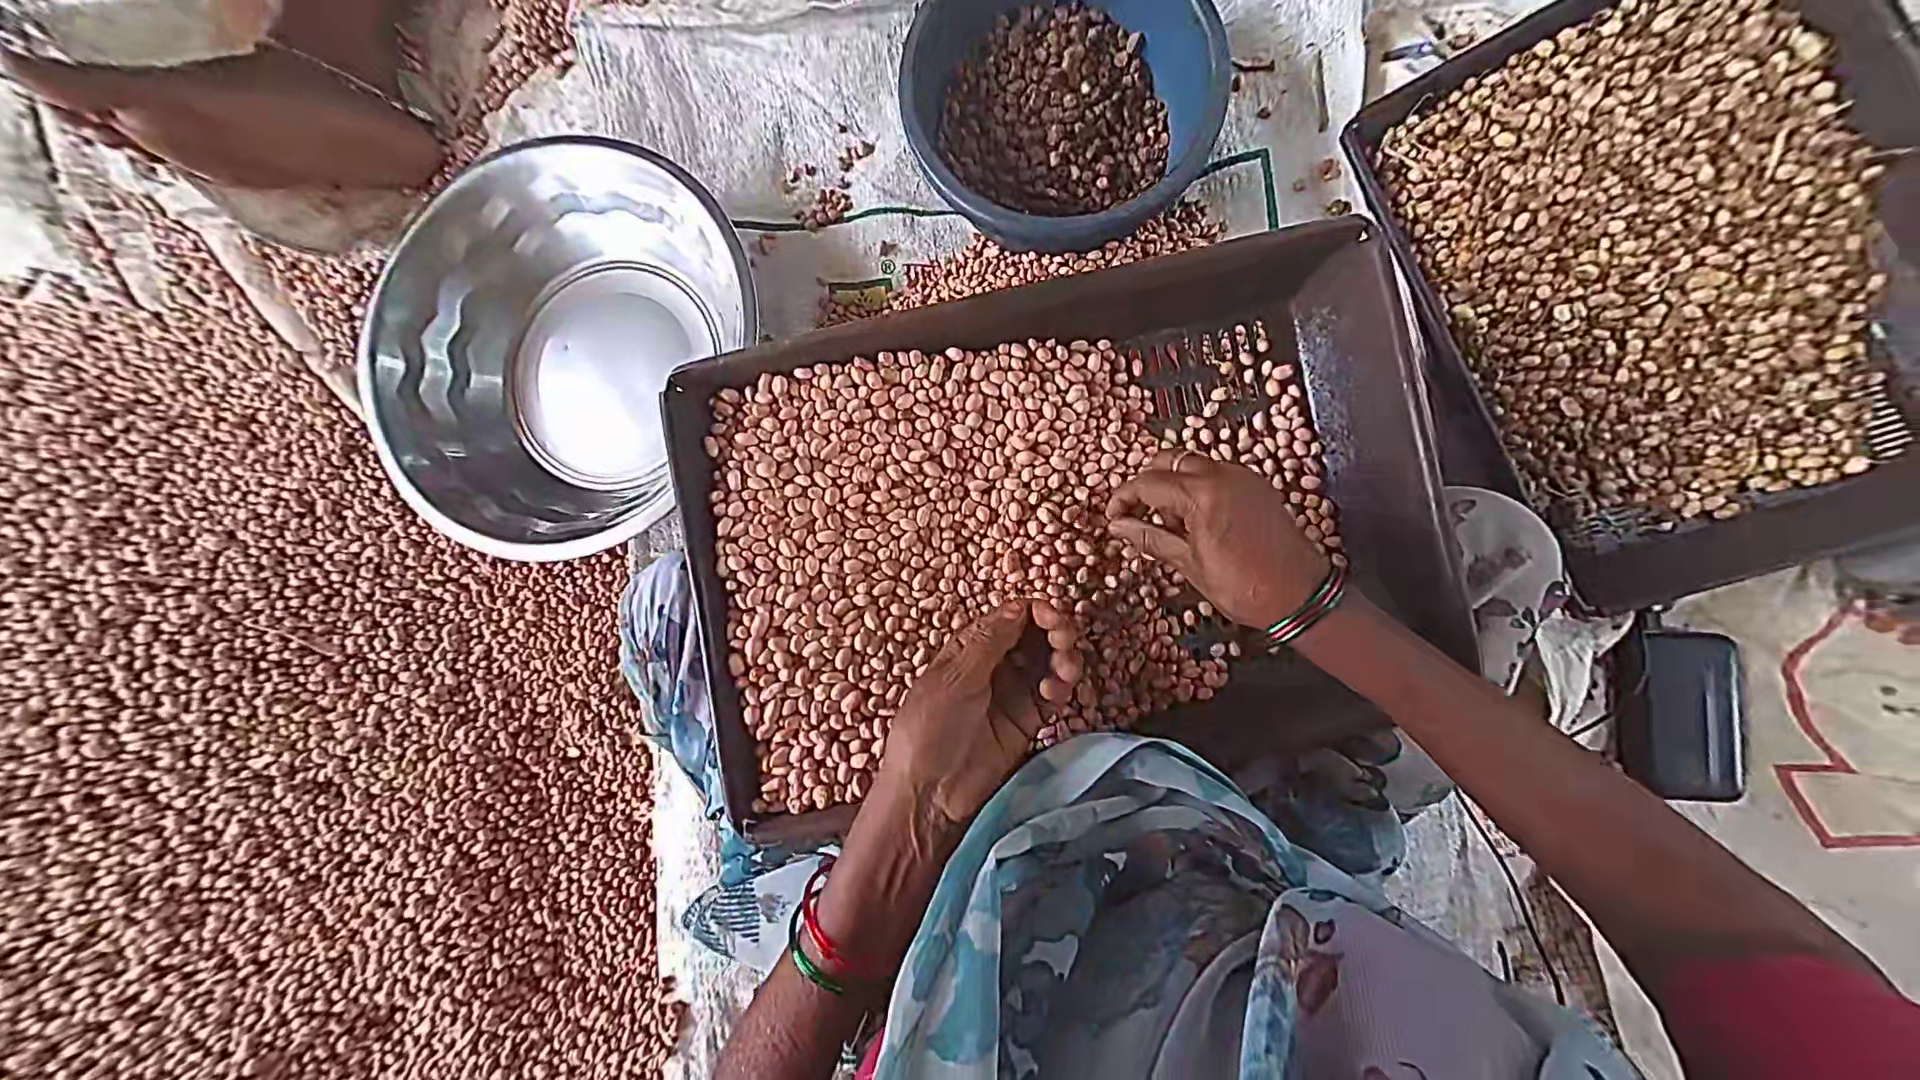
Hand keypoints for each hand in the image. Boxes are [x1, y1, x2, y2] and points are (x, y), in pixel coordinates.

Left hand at [877, 599, 1082, 829]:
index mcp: (970, 648)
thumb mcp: (954, 679)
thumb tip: (1019, 605)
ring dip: (1063, 658)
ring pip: (1048, 662)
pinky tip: (1052, 694)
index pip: (1010, 617)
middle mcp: (994, 665)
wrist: (930, 794)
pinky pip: (1052, 693)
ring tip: (1064, 669)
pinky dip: (1059, 687)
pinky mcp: (1027, 720)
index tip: (1051, 617)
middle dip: (1054, 631)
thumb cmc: (930, 730)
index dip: (1034, 611)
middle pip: (1035, 635)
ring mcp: (1012, 692)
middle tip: (1062, 639)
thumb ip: (989, 642)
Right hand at [1105, 450, 1330, 628]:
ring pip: (1193, 464)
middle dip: (1146, 483)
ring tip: (1164, 520)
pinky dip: (1196, 486)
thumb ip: (1150, 538)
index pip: (1147, 483)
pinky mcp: (1256, 488)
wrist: (1301, 596)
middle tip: (1135, 513)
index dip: (1123, 498)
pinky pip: (1216, 474)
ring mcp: (1243, 479)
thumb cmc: (1246, 587)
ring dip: (1171, 483)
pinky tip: (1192, 518)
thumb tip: (1118, 526)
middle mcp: (1223, 477)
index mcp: (1202, 495)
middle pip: (1169, 461)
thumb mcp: (1188, 564)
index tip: (1113, 515)